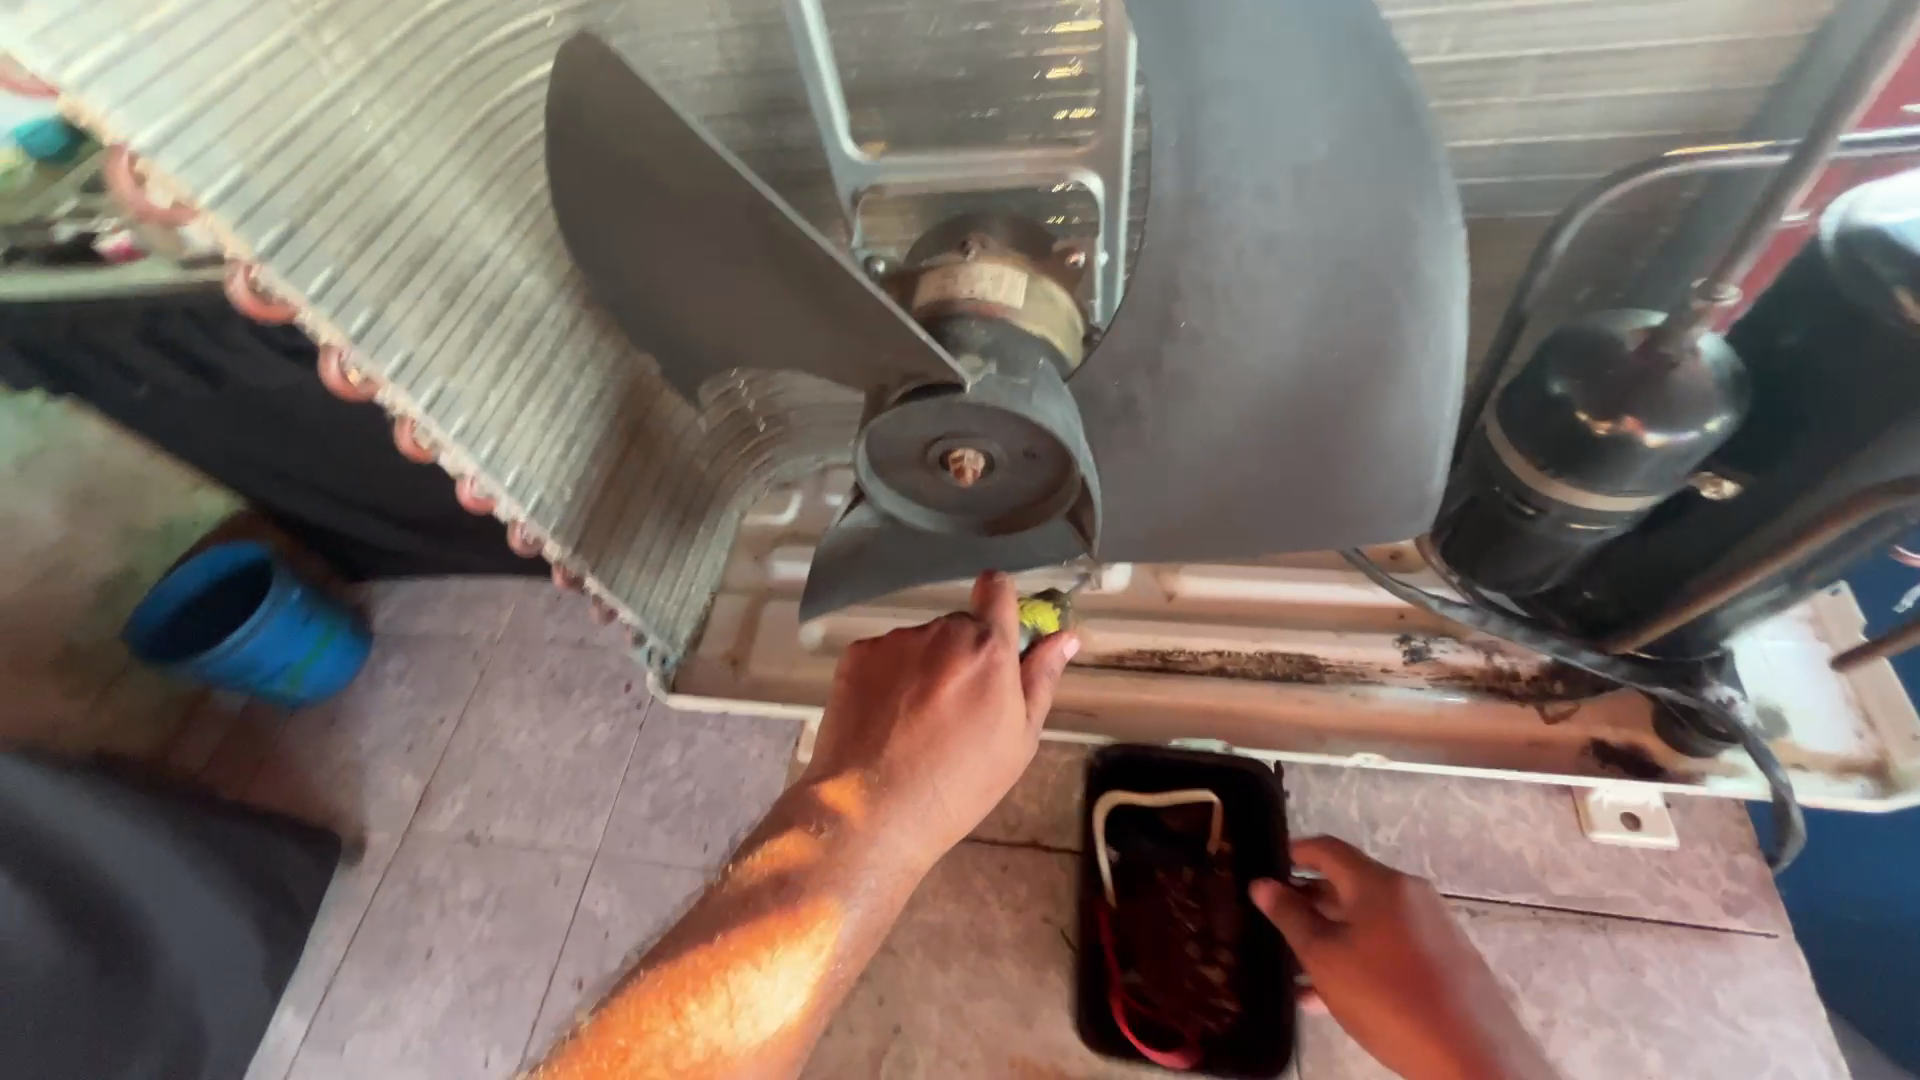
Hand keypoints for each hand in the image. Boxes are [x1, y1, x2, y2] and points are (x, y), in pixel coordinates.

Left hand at [802, 571, 1079, 869]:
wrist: (872, 810)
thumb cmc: (960, 784)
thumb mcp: (1019, 739)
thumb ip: (1041, 679)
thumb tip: (1066, 637)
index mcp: (989, 647)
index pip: (998, 588)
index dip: (1000, 602)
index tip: (998, 630)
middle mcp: (941, 631)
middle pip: (960, 626)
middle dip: (963, 653)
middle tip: (955, 706)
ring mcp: (895, 640)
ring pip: (920, 643)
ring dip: (924, 667)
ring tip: (914, 722)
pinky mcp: (857, 653)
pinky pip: (883, 656)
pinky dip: (887, 678)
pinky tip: (884, 719)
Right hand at [1250, 838, 1556, 1079]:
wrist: (1477, 1063)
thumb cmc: (1389, 998)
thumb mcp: (1324, 957)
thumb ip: (1290, 916)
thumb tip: (1262, 884)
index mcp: (1379, 882)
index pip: (1326, 848)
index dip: (1292, 852)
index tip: (1265, 868)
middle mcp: (1409, 895)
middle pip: (1346, 885)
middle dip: (1307, 903)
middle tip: (1273, 923)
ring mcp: (1432, 929)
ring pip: (1366, 921)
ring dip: (1329, 938)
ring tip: (1295, 970)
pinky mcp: (1447, 963)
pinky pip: (1389, 946)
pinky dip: (1358, 958)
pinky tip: (1330, 996)